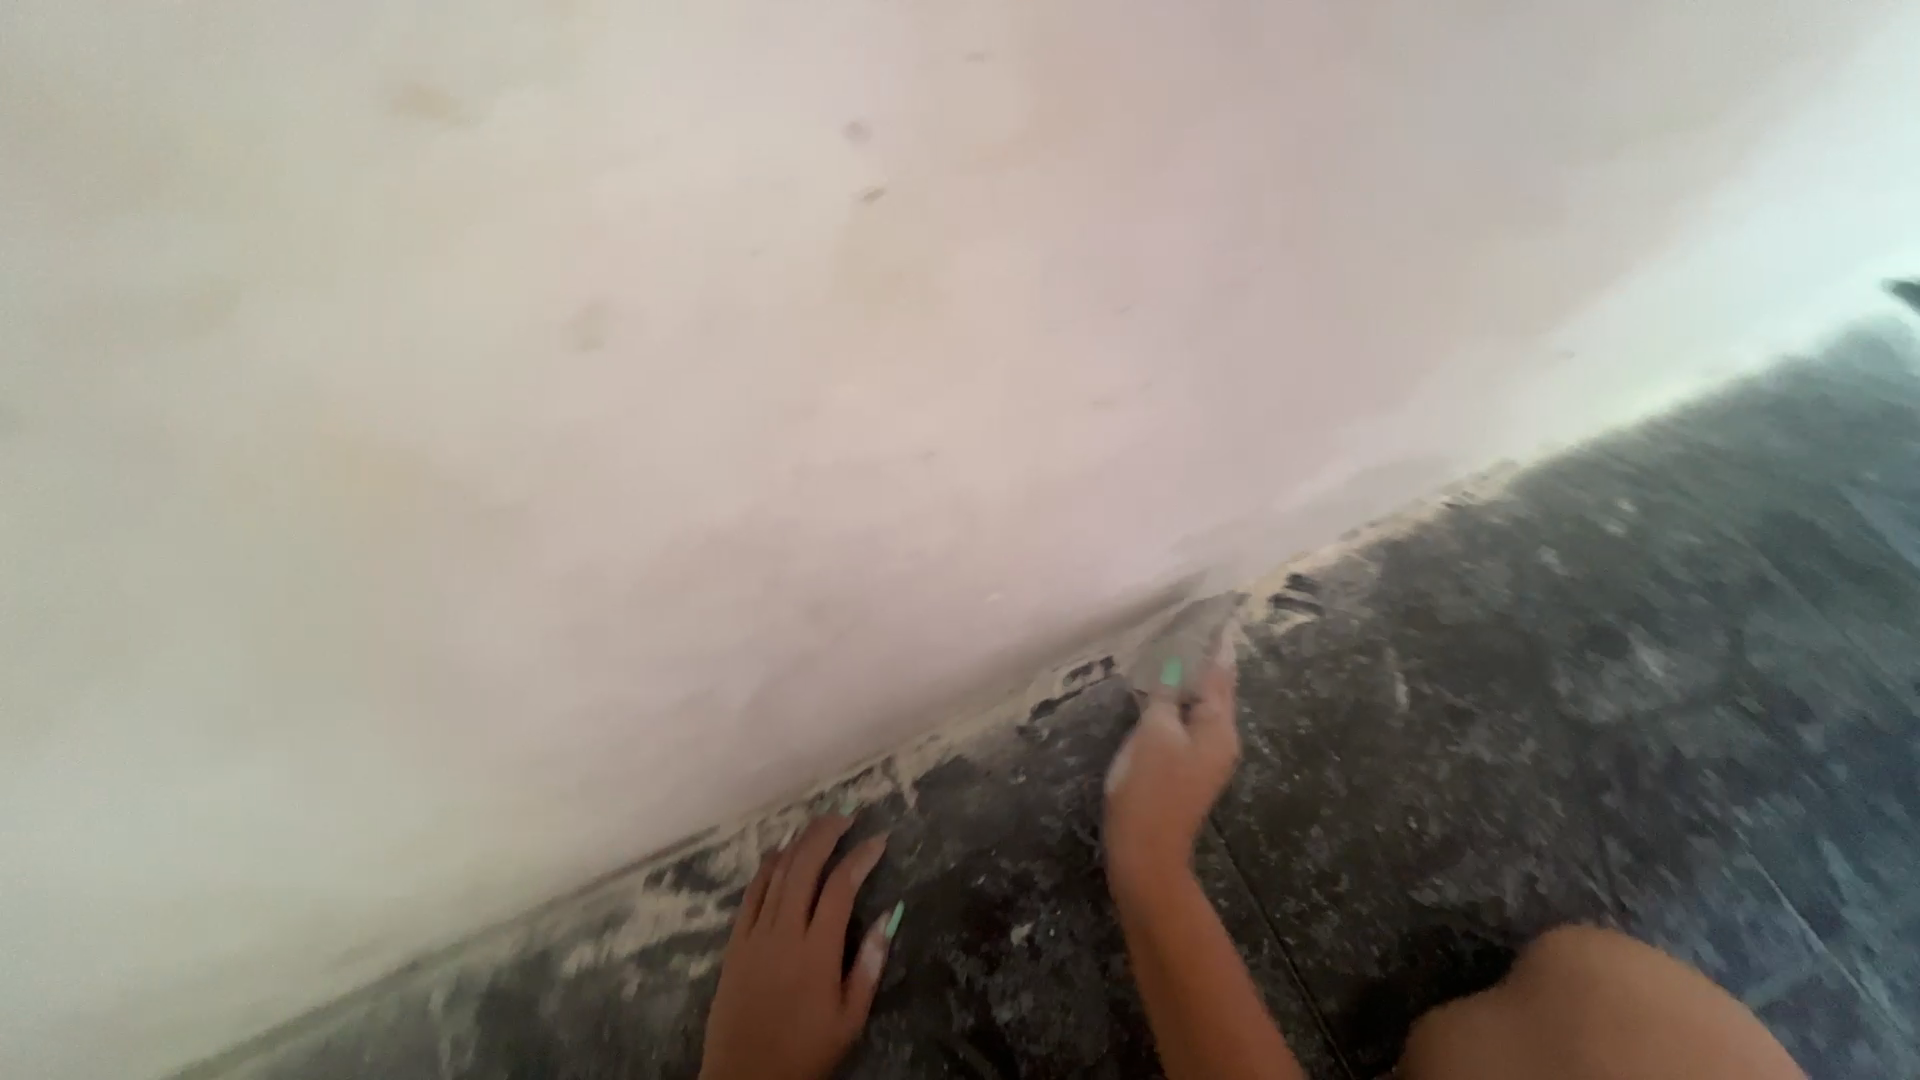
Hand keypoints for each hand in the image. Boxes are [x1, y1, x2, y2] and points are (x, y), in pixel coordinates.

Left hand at [698, 815, 898, 1079]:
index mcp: (816, 951)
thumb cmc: (805, 1052)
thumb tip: (888, 916)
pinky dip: (766, 867)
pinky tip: (778, 852)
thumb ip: (869, 964)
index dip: (861, 856)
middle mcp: (784, 933)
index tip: (879, 839)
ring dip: (798, 843)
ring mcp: (754, 935)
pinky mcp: (734, 943)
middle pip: (805, 867)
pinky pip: (750, 893)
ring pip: (776, 874)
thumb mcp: (850, 1019)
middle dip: (826, 834)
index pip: (841, 887)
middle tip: (847, 817)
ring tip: (818, 825)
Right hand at [1104, 648, 1240, 886]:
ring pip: (1201, 709)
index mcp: (1219, 728)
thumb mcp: (1154, 733)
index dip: (1218, 646)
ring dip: (1190, 682)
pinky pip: (1188, 726)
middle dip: (1205, 661)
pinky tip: (1162, 695)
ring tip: (1176, 652)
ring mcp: (1206, 759)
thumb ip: (1166, 696)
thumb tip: (1176, 668)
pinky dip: (1178, 705)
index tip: (1221, 617)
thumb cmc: (1150, 786)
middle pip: (1215, 691)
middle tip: (1193, 627)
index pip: (1220, 675)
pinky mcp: (1187, 771)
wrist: (1144, 850)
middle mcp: (1222, 741)